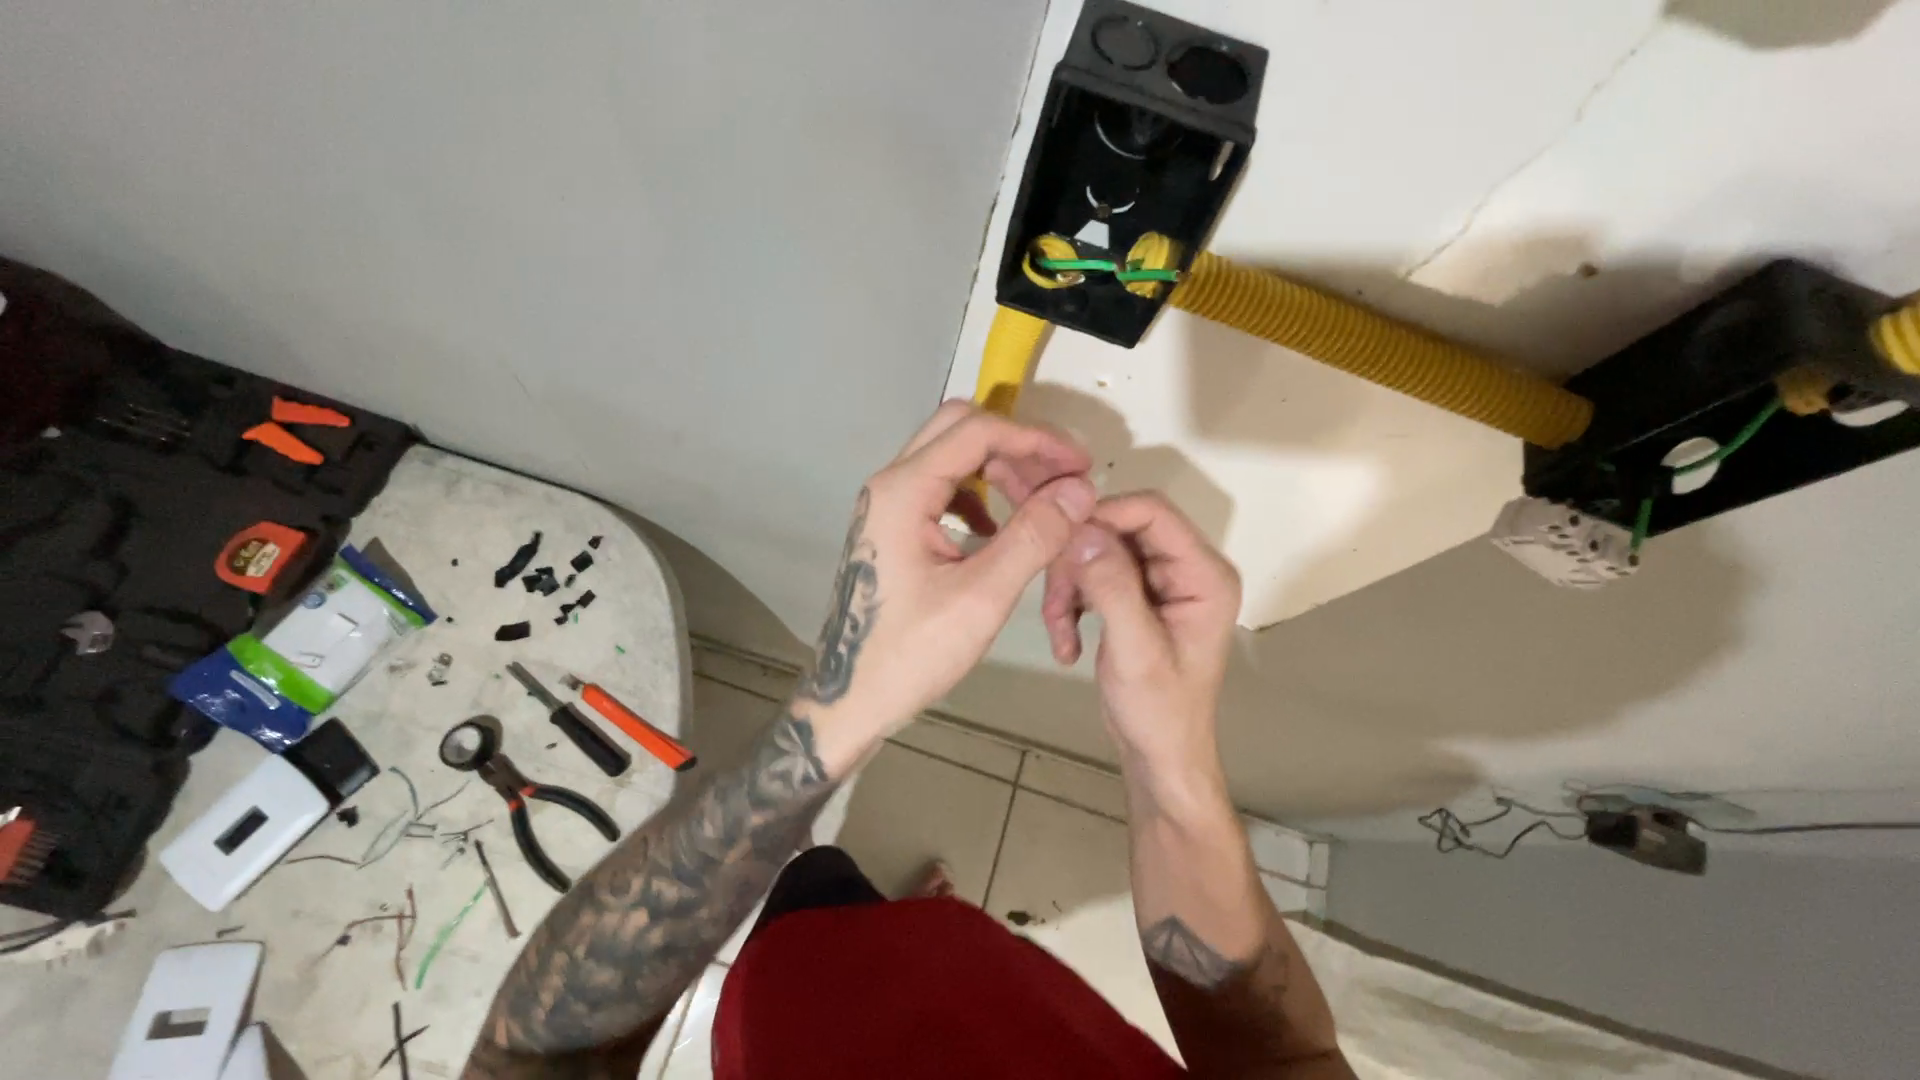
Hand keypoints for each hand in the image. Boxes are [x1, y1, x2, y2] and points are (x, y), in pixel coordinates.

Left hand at [797, 402, 1094, 770]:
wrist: (851, 699)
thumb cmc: (911, 653)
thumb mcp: (981, 596)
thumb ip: (1033, 537)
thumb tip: (1080, 490)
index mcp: (903, 491)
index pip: (978, 431)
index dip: (1037, 440)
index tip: (1083, 465)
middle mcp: (890, 485)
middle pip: (960, 430)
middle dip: (1018, 446)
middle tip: (1063, 480)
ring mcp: (887, 506)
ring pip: (951, 458)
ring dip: (1000, 469)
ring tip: (1043, 505)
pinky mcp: (893, 528)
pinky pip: (942, 490)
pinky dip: (980, 496)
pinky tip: (1002, 531)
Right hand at [1041, 493, 1240, 790]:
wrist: (1158, 755)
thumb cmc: (1159, 711)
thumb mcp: (1135, 651)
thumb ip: (1112, 588)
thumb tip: (1082, 532)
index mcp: (1204, 574)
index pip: (1152, 512)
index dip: (1104, 515)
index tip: (1059, 541)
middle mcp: (1186, 568)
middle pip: (1120, 528)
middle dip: (1080, 561)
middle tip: (1054, 600)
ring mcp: (1160, 582)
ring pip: (1100, 551)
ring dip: (1070, 587)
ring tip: (1058, 629)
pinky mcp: (1136, 596)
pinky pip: (1094, 576)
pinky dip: (1073, 603)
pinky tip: (1066, 641)